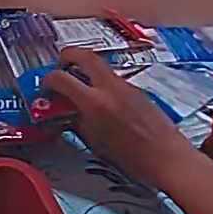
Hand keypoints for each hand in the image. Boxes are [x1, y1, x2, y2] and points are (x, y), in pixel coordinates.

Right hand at [41, 48, 206, 187]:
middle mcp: (109, 87)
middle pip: (84, 56)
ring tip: (79, 84)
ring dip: (86, 68)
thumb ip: (77, 121)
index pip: (61, 78)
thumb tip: (67, 111)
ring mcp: (126, 86)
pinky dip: (101, 81)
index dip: (47, 79)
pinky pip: (113, 79)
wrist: (168, 157)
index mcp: (94, 102)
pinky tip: (102, 100)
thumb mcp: (94, 141)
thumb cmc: (129, 157)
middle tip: (60, 63)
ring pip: (101, 66)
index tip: (44, 86)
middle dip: (68, 55)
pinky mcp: (137, 90)